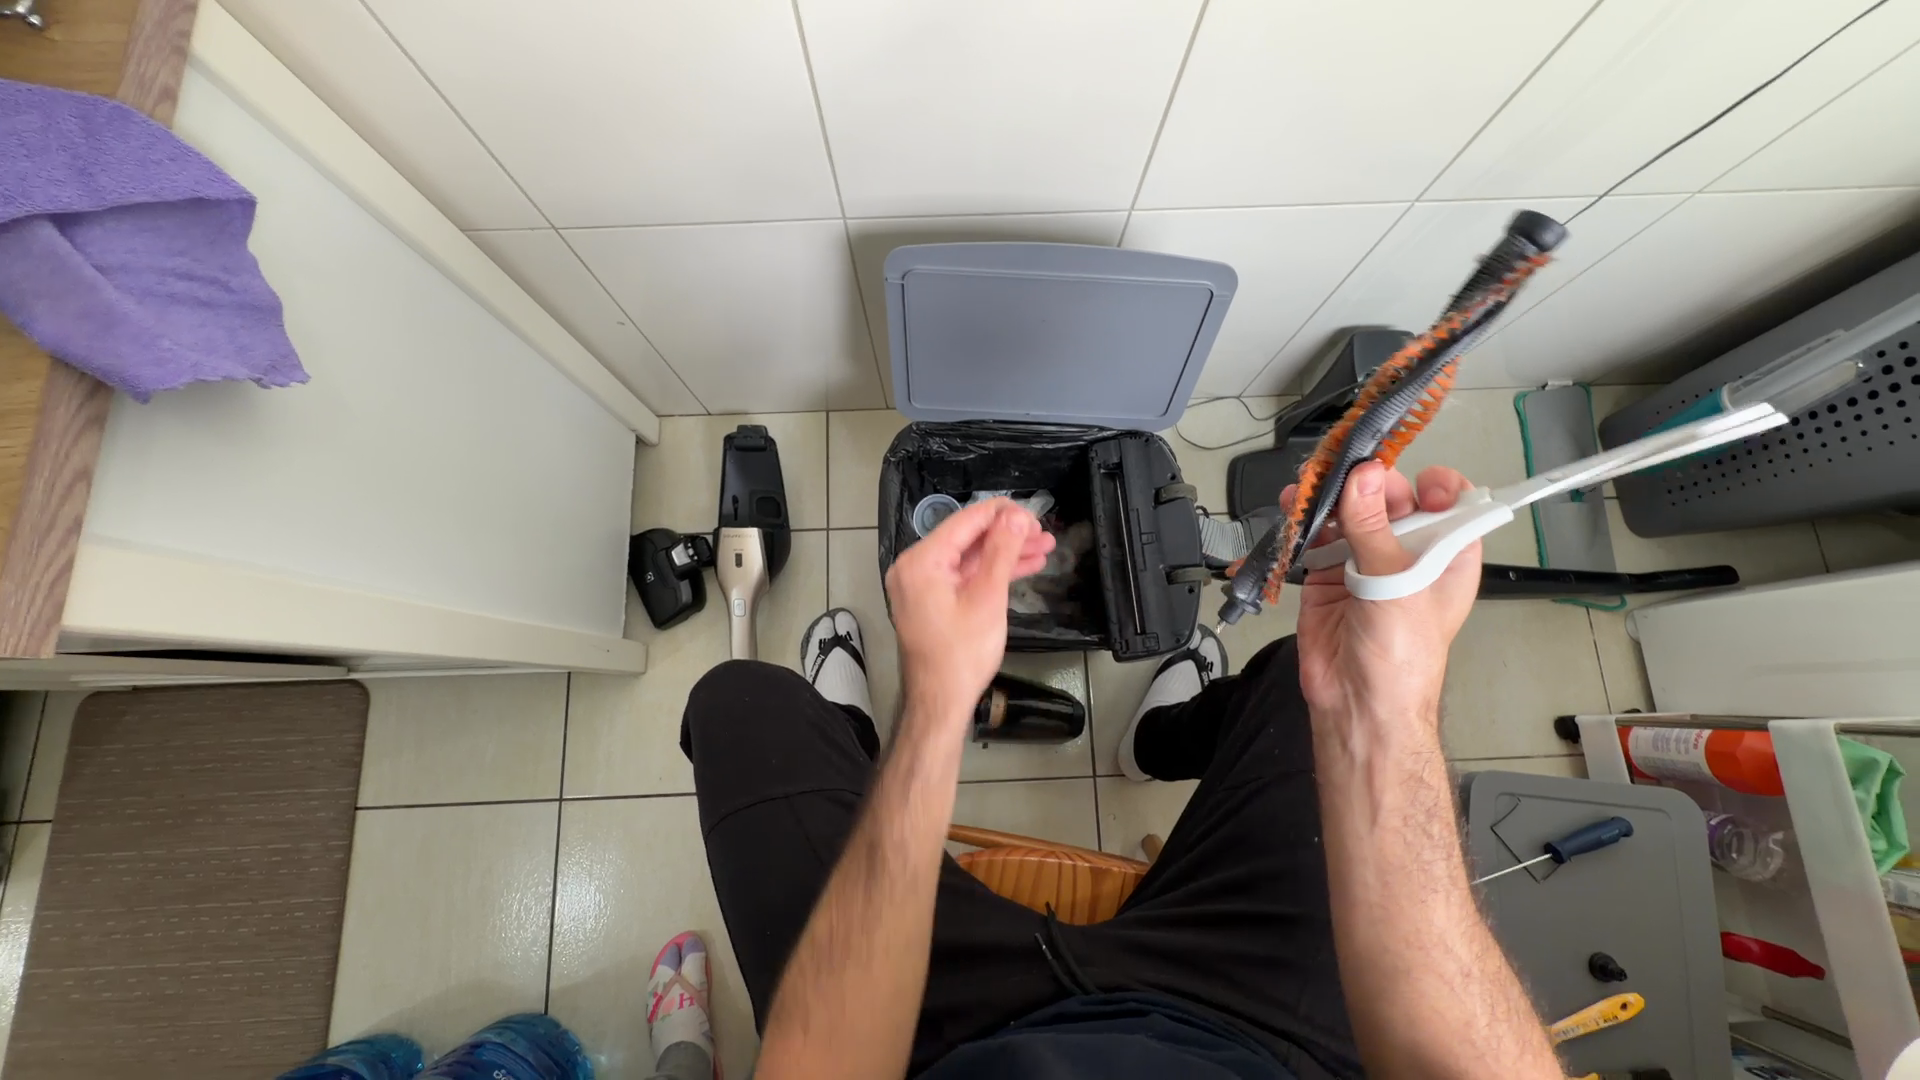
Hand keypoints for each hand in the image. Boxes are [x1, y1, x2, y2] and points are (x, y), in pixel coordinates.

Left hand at [886, 499, 1053, 724]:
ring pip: (969, 557)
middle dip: (1008, 535)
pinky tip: (1025, 567)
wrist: (941, 702)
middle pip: (968, 538)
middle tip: (1044, 533)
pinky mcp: (932, 600)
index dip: (1002, 514)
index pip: (965, 521)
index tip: (1035, 513)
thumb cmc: (962, 655)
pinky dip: (991, 572)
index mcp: (921, 561)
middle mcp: (915, 567)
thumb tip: (1017, 516)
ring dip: (1005, 553)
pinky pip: (963, 576)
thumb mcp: (988, 598)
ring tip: (1044, 547)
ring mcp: (922, 584)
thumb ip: (1001, 552)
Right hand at [1295, 462, 1479, 728]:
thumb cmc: (1400, 654)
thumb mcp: (1395, 583)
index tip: (1404, 479)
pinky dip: (1300, 522)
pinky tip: (1291, 507)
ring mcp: (1362, 563)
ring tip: (1308, 486)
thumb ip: (1373, 527)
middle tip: (1342, 475)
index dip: (1430, 483)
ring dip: (1327, 497)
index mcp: (1445, 554)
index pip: (1447, 501)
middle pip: (1388, 499)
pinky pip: (1313, 538)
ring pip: (1347, 514)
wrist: (1357, 703)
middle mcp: (1406, 553)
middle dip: (1365, 483)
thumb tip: (1362, 475)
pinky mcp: (1325, 575)